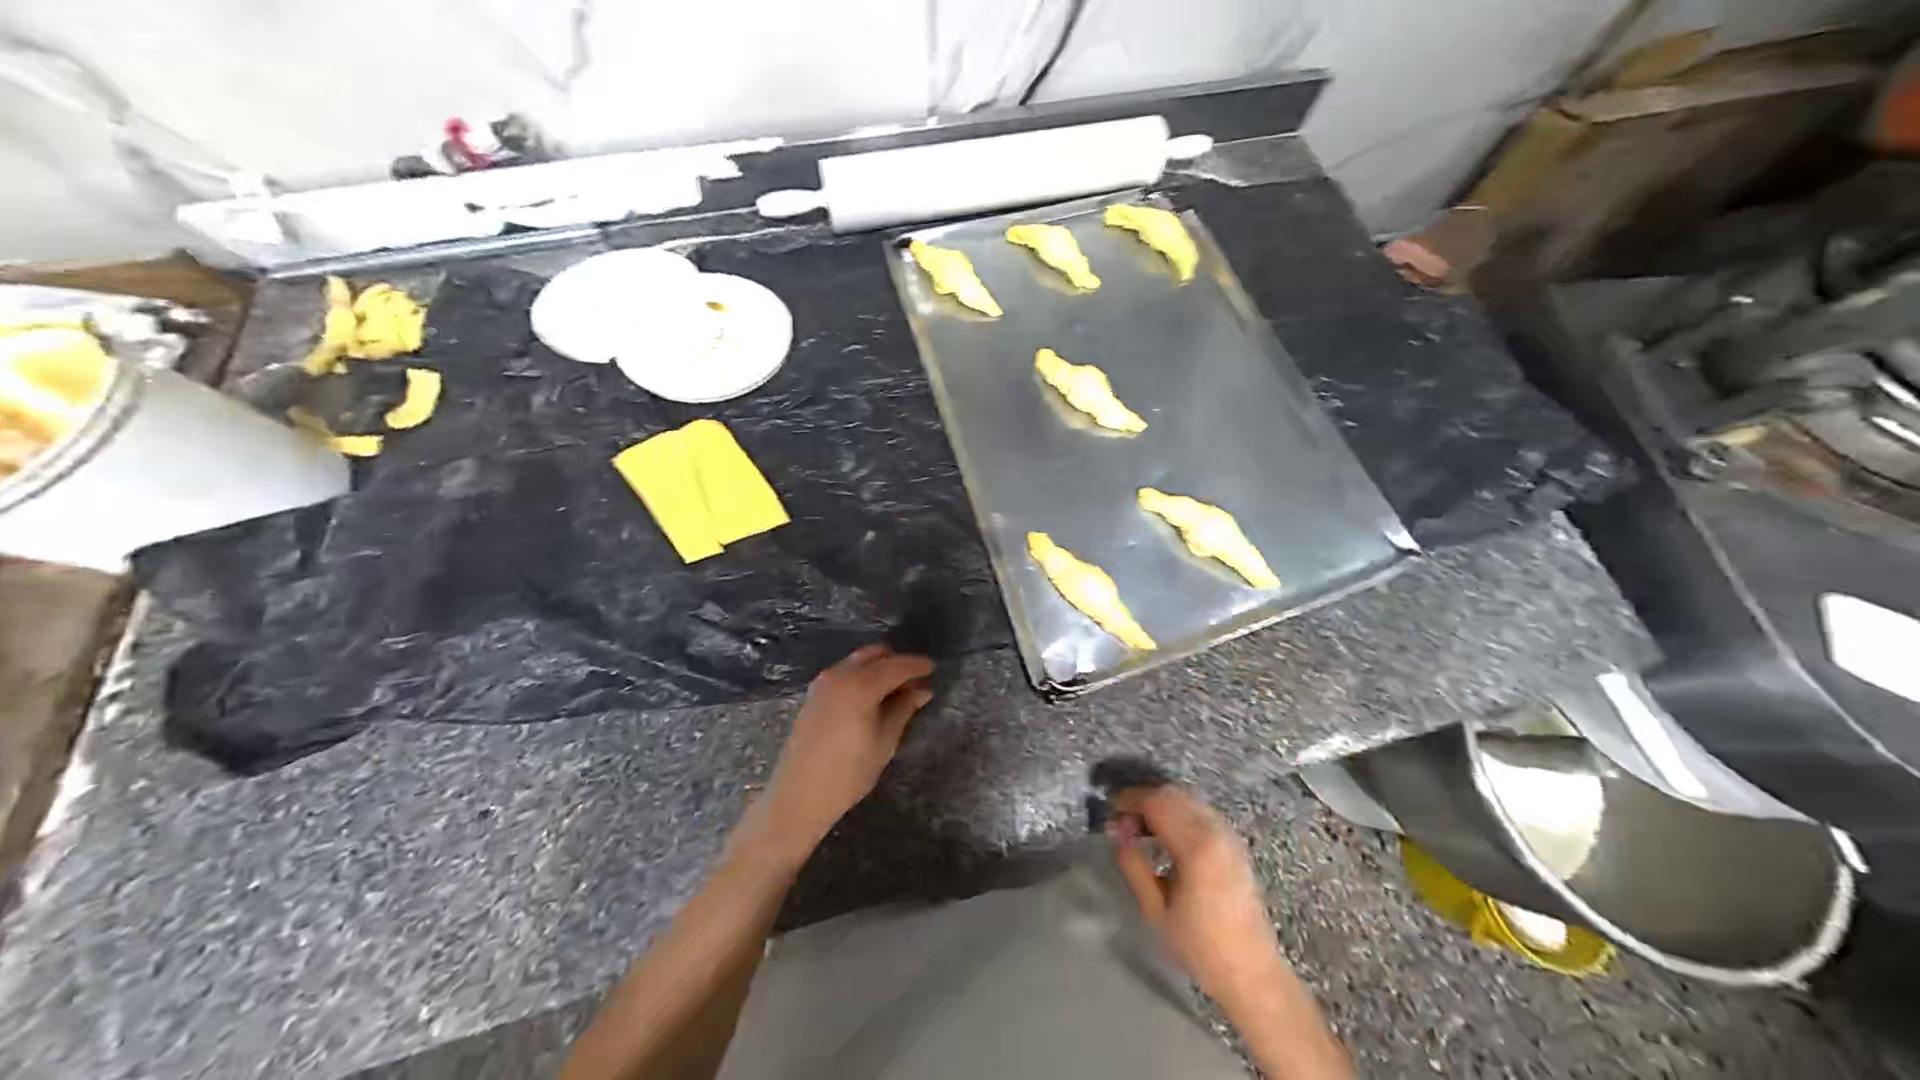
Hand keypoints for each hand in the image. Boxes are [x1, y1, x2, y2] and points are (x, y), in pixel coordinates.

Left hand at [744, 645, 933, 865]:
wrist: (799, 796)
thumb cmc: (849, 773)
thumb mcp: (884, 742)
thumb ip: (903, 709)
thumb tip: (922, 690)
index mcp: (860, 685)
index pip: (896, 665)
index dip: (917, 665)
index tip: (934, 668)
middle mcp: (839, 675)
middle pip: (874, 654)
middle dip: (896, 662)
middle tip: (914, 681)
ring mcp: (822, 683)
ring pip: (857, 661)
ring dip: (877, 668)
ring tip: (895, 691)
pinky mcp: (813, 695)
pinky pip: (843, 673)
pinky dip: (861, 676)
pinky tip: (871, 698)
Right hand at [1109, 785, 1287, 1006]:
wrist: (1250, 972)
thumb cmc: (1199, 946)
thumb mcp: (1155, 910)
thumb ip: (1133, 864)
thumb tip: (1118, 831)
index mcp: (1197, 847)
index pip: (1157, 802)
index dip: (1129, 800)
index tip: (1111, 812)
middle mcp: (1217, 832)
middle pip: (1173, 794)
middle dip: (1143, 800)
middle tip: (1123, 822)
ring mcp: (1230, 835)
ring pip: (1188, 799)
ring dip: (1161, 805)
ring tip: (1141, 829)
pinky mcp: (1235, 843)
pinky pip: (1201, 812)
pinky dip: (1178, 812)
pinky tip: (1166, 835)